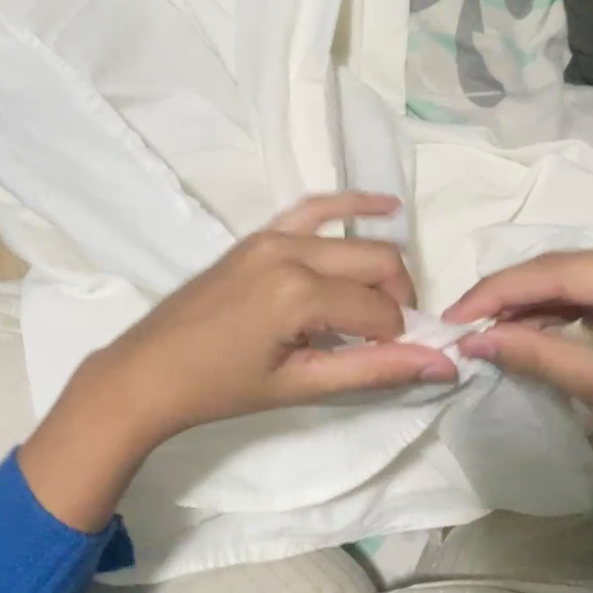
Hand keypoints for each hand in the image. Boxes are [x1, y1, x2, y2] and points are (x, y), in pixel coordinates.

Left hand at [87, 192, 457, 445]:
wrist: (148, 373)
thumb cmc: (219, 388)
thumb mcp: (300, 385)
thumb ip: (373, 369)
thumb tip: (443, 364)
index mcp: (297, 291)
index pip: (380, 309)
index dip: (398, 338)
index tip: (394, 361)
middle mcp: (289, 250)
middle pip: (376, 261)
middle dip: (396, 300)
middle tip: (386, 339)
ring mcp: (270, 235)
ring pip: (351, 240)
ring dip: (377, 268)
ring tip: (383, 302)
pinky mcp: (257, 235)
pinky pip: (312, 209)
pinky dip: (350, 206)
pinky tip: (385, 204)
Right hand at [444, 237, 592, 471]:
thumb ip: (541, 358)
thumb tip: (474, 340)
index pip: (560, 271)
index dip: (499, 291)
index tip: (451, 319)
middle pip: (562, 267)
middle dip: (507, 297)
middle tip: (460, 327)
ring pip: (569, 275)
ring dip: (526, 303)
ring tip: (482, 331)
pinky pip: (586, 287)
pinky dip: (551, 309)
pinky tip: (521, 328)